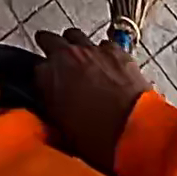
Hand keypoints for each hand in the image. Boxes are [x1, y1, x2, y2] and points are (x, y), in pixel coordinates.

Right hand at [34, 28, 151, 175]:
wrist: (140, 135)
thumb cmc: (102, 140)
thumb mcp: (65, 133)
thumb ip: (53, 113)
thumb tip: (52, 113)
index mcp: (47, 76)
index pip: (36, 70)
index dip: (43, 80)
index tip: (48, 88)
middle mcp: (65, 56)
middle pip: (48, 40)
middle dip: (50, 48)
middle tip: (57, 63)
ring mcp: (91, 51)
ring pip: (74, 35)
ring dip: (75, 45)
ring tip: (81, 60)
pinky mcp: (116, 52)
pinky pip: (104, 44)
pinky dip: (103, 53)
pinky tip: (108, 65)